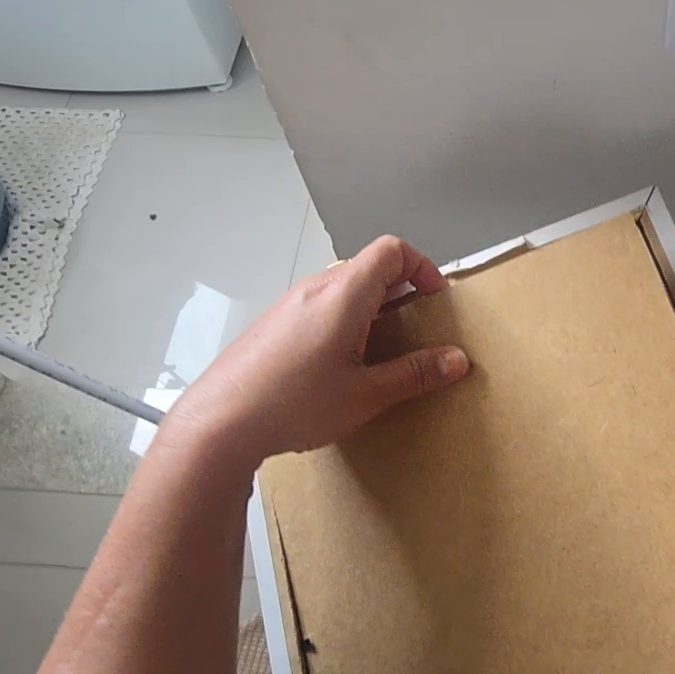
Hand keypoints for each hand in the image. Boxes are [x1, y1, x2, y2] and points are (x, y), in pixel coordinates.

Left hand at [158, 235, 469, 463]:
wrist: (217, 423)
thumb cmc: (293, 404)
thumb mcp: (366, 394)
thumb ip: (415, 374)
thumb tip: (457, 360)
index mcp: (344, 294)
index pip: (392, 250)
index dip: (422, 267)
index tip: (435, 300)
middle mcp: (315, 288)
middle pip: (369, 268)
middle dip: (401, 292)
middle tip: (415, 331)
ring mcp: (290, 304)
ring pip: (344, 288)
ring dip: (372, 309)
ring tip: (380, 353)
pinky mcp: (274, 324)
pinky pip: (321, 307)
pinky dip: (345, 322)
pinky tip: (339, 368)